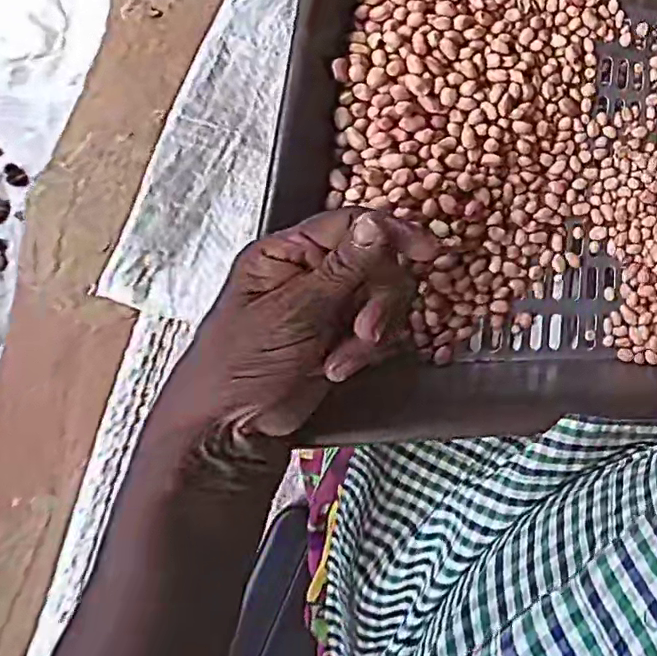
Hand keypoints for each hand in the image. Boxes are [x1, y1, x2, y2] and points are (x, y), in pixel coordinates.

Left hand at [184, 208, 438, 439]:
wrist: (230, 432)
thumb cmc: (239, 366)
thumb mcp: (294, 311)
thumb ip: (343, 266)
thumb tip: (377, 223)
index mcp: (289, 252)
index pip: (352, 224)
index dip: (392, 234)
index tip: (426, 250)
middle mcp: (314, 269)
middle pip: (379, 262)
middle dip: (378, 300)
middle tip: (365, 330)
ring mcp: (331, 301)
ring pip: (385, 295)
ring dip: (371, 330)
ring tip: (342, 358)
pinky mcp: (344, 330)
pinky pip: (381, 325)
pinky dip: (366, 349)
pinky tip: (339, 367)